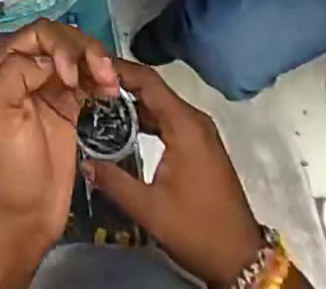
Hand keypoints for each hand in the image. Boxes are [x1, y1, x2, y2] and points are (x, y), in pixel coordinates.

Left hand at [0, 20, 120, 239]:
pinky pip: (86, 79)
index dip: (58, 45)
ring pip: (76, 55)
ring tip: (110, 82)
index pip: (36, 34)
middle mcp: (25, 69)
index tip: (70, 75)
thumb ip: (16, 73)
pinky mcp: (67, 106)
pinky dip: (100, 78)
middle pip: (59, 39)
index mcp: (2, 65)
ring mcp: (48, 87)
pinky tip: (110, 89)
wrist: (23, 214)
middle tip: (103, 73)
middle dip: (82, 49)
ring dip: (96, 61)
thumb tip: (49, 59)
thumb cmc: (5, 165)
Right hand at [86, 60, 264, 285]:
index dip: (118, 68)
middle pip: (153, 87)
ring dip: (131, 98)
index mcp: (184, 126)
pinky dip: (145, 113)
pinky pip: (168, 116)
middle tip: (86, 81)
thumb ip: (113, 180)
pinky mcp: (200, 144)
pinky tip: (123, 122)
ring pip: (160, 102)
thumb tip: (83, 161)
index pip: (147, 80)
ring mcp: (199, 132)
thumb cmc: (197, 230)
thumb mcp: (149, 208)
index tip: (87, 65)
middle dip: (119, 81)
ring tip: (98, 98)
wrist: (243, 261)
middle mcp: (194, 120)